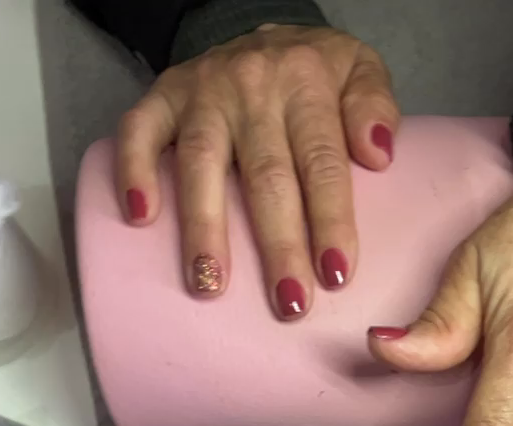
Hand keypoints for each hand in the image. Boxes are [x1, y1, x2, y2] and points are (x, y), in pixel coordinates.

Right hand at [117, 25, 397, 316]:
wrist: (264, 33)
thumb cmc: (317, 75)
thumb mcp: (360, 70)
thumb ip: (375, 107)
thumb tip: (378, 155)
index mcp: (307, 84)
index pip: (322, 163)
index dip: (329, 221)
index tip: (335, 275)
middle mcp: (253, 87)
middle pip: (267, 177)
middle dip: (277, 246)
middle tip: (287, 304)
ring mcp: (203, 92)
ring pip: (201, 163)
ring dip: (204, 228)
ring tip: (209, 285)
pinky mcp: (163, 95)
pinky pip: (139, 129)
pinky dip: (134, 170)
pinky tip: (140, 219)